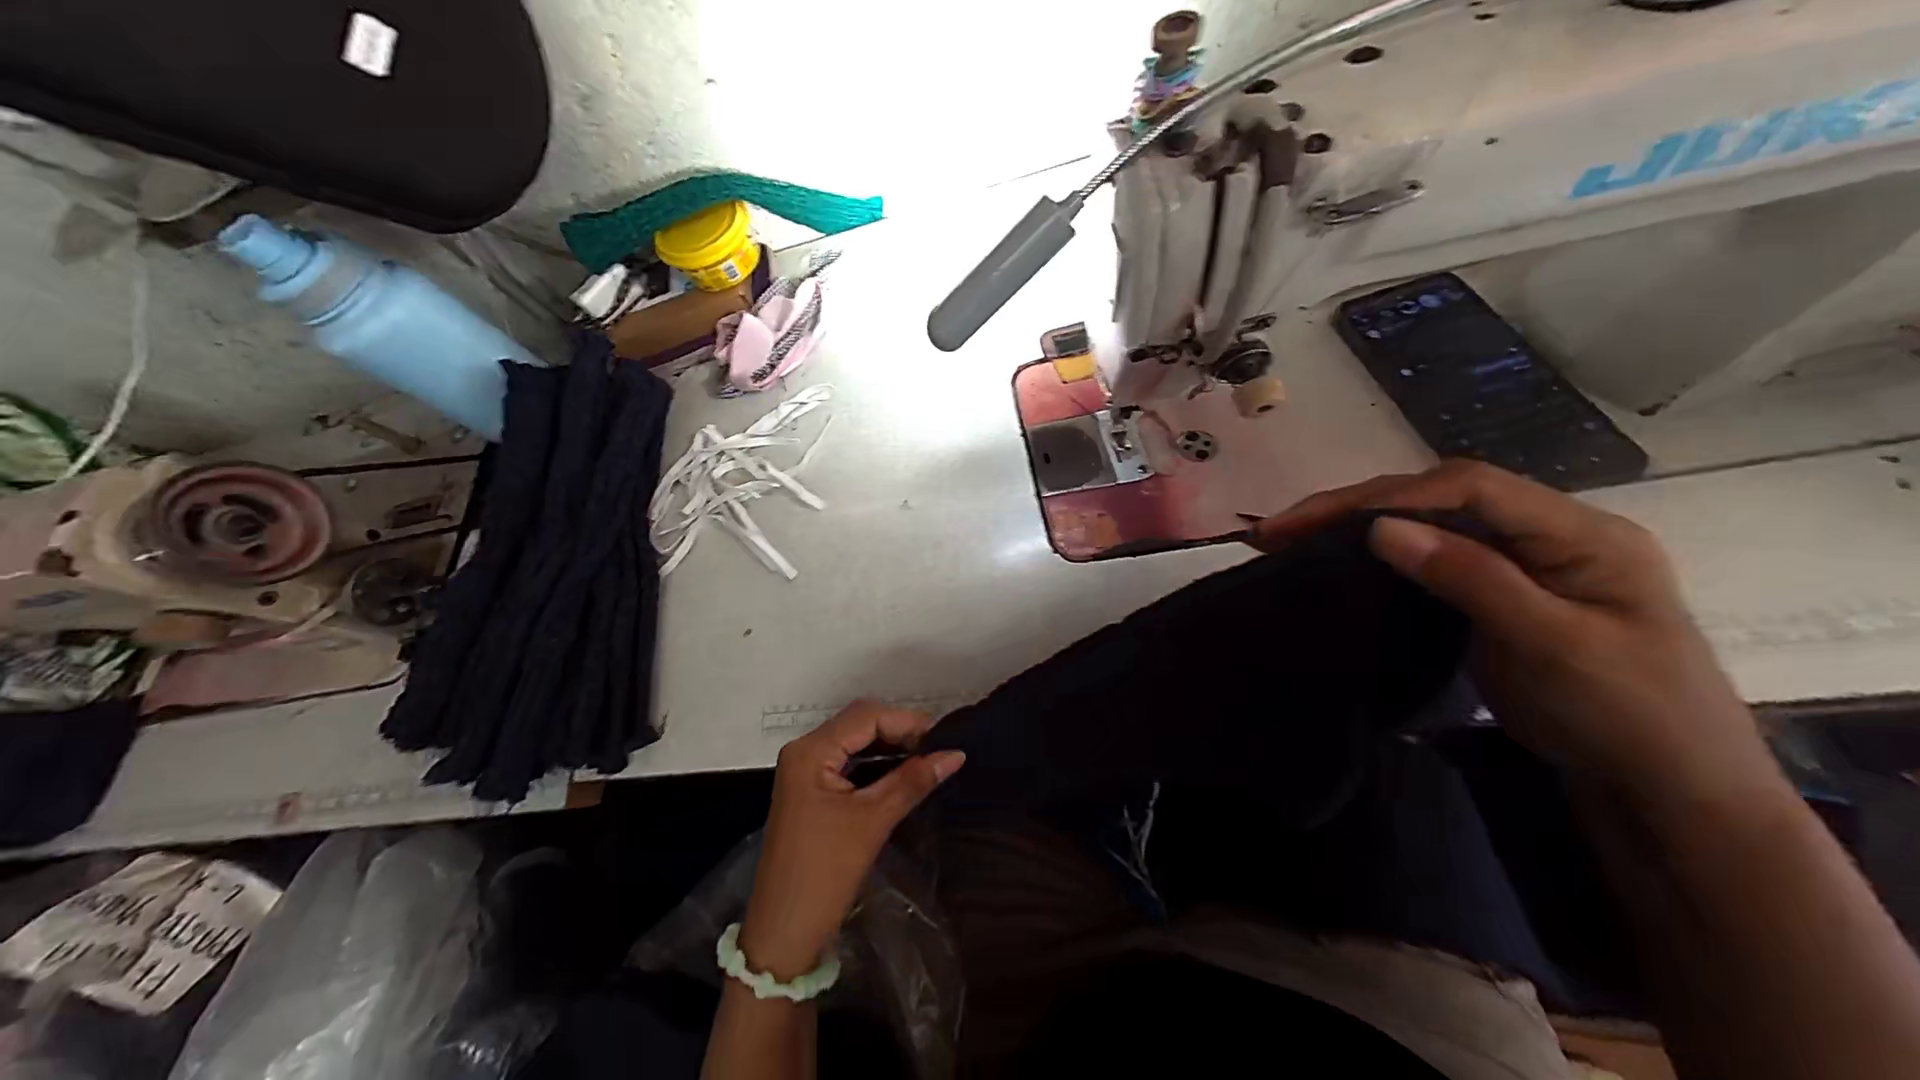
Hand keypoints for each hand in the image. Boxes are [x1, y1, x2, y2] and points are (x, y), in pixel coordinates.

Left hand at [737, 701, 964, 980]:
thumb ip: (913, 781)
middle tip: (939, 749)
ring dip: (890, 746)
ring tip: (929, 758)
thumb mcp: (872, 822)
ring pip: (855, 741)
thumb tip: (955, 753)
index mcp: (811, 751)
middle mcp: (804, 751)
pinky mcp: (811, 789)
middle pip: (860, 723)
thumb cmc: (824, 874)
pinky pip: (849, 761)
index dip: (907, 721)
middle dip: (900, 730)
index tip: (946, 737)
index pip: (866, 716)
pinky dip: (877, 763)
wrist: (784, 932)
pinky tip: (904, 773)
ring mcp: (805, 770)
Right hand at [1251, 460, 1774, 802]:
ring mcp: (1522, 563)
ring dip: (1359, 526)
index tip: (1316, 521)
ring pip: (1429, 524)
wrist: (1667, 788)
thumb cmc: (1627, 714)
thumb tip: (1380, 527)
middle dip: (1356, 505)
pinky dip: (1379, 555)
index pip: (1472, 488)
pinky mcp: (1497, 594)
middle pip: (1441, 497)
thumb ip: (1472, 578)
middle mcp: (1548, 533)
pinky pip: (1431, 559)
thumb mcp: (1552, 644)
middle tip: (1280, 528)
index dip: (1390, 495)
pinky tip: (1340, 561)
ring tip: (1293, 538)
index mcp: (1580, 532)